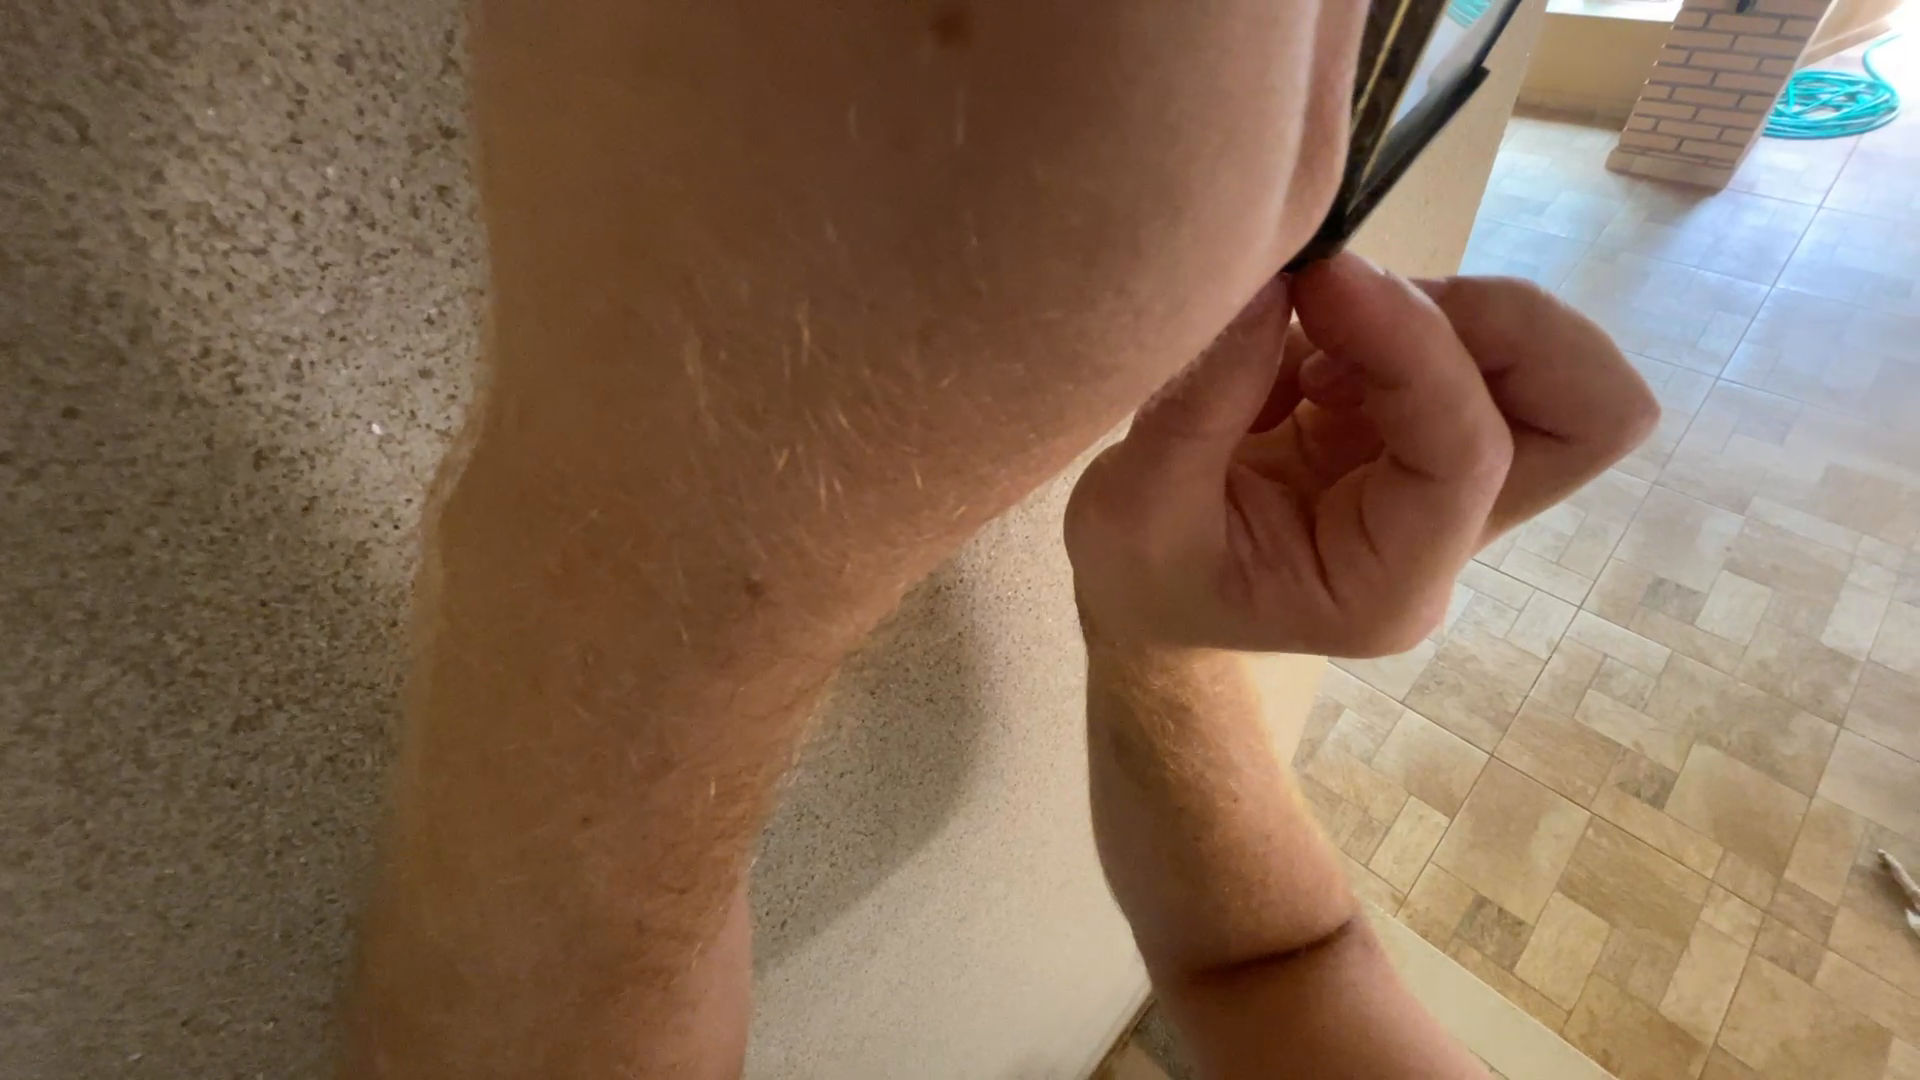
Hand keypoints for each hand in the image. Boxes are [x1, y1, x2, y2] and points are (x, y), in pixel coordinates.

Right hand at [1064, 253, 1656, 656]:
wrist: (1146, 594)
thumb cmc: (1135, 575)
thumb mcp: (1138, 504)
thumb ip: (1203, 401)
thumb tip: (1270, 278)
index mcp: (1385, 588)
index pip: (1469, 455)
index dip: (1415, 349)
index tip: (1321, 279)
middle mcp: (1438, 541)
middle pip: (1585, 418)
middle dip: (1497, 327)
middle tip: (1366, 296)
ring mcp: (1433, 489)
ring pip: (1542, 377)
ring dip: (1437, 316)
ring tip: (1309, 325)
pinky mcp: (1403, 441)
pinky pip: (1451, 353)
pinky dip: (1383, 322)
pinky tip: (1292, 355)